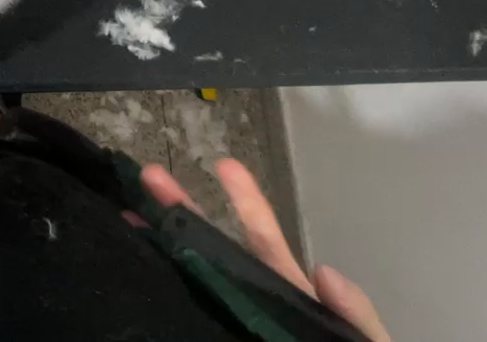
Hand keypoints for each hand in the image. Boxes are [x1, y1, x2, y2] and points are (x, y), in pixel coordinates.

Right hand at [141, 159, 390, 341]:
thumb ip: (357, 316)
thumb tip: (325, 271)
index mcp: (289, 293)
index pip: (263, 239)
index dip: (245, 200)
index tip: (223, 163)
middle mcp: (252, 300)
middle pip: (211, 247)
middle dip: (181, 207)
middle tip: (149, 173)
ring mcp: (229, 319)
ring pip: (190, 276)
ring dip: (160, 244)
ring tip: (129, 217)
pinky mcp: (213, 332)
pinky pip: (186, 315)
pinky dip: (161, 296)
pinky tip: (136, 280)